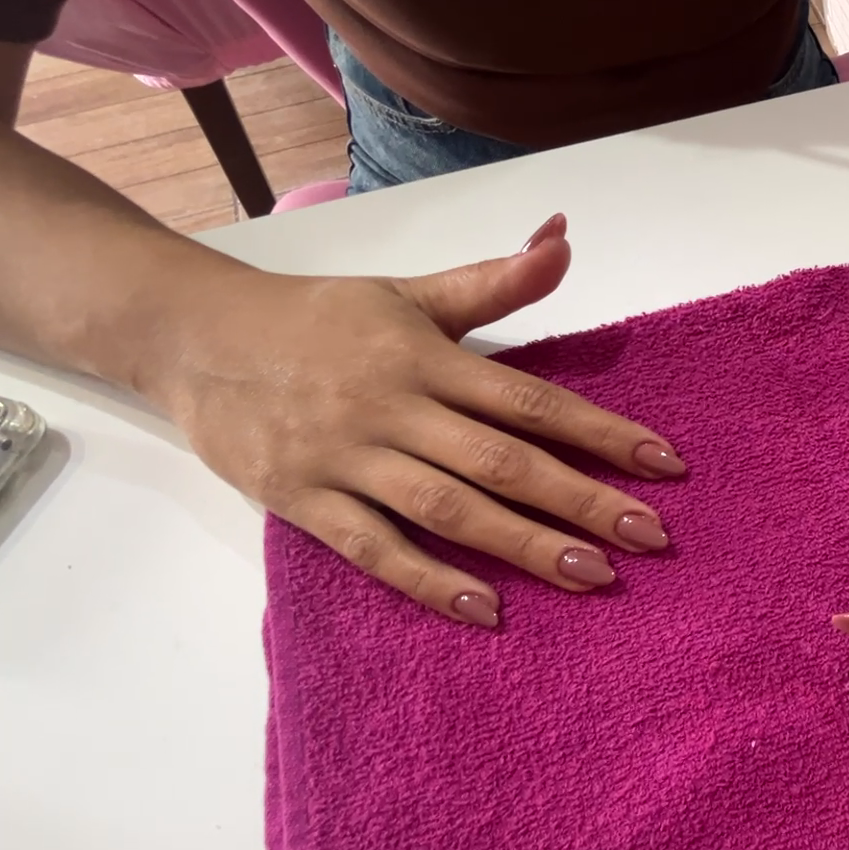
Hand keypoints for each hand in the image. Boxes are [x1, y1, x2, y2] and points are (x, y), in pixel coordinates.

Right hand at [139, 214, 682, 626]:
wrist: (183, 330)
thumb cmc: (322, 318)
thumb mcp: (412, 294)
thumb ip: (495, 282)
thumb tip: (564, 238)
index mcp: (429, 361)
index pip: (535, 403)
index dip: (605, 434)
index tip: (665, 464)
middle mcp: (395, 410)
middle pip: (505, 464)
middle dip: (583, 502)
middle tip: (650, 537)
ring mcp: (346, 458)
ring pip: (450, 511)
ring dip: (525, 546)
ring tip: (594, 575)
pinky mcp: (301, 500)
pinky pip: (373, 549)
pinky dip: (429, 582)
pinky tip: (489, 610)